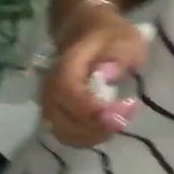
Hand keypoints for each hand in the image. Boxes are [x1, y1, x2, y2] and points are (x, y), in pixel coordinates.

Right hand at [43, 6, 144, 146]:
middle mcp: (49, 91)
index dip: (89, 108)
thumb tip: (107, 74)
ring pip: (64, 132)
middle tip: (125, 118)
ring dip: (92, 135)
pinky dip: (86, 138)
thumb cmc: (109, 38)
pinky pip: (66, 135)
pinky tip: (105, 129)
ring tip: (118, 123)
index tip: (118, 113)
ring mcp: (48, 106)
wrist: (84, 35)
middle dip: (95, 126)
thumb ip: (119, 54)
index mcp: (64, 68)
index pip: (67, 93)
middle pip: (63, 119)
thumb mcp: (124, 38)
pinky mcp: (54, 116)